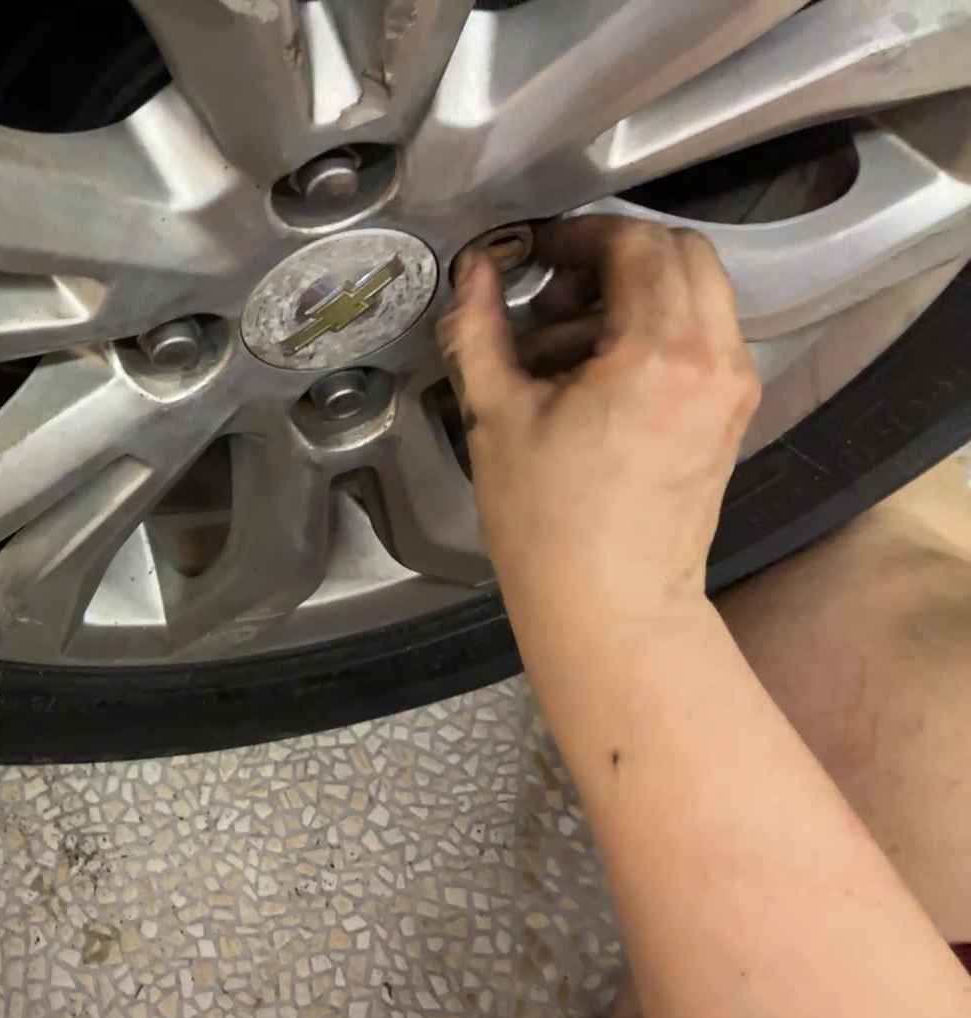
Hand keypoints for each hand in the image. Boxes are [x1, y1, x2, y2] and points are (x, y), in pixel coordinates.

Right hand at [438, 216, 761, 619]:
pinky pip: (696, 338)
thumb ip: (481, 332)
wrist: (605, 595)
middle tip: (544, 299)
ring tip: (554, 350)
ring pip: (693, 295)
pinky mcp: (728, 410)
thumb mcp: (496, 414)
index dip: (579, 235)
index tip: (531, 253)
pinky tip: (586, 379)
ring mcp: (732, 384)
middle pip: (679, 257)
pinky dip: (644, 334)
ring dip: (625, 298)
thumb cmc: (543, 514)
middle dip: (607, 261)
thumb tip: (473, 273)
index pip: (638, 246)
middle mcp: (716, 356)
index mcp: (658, 353)